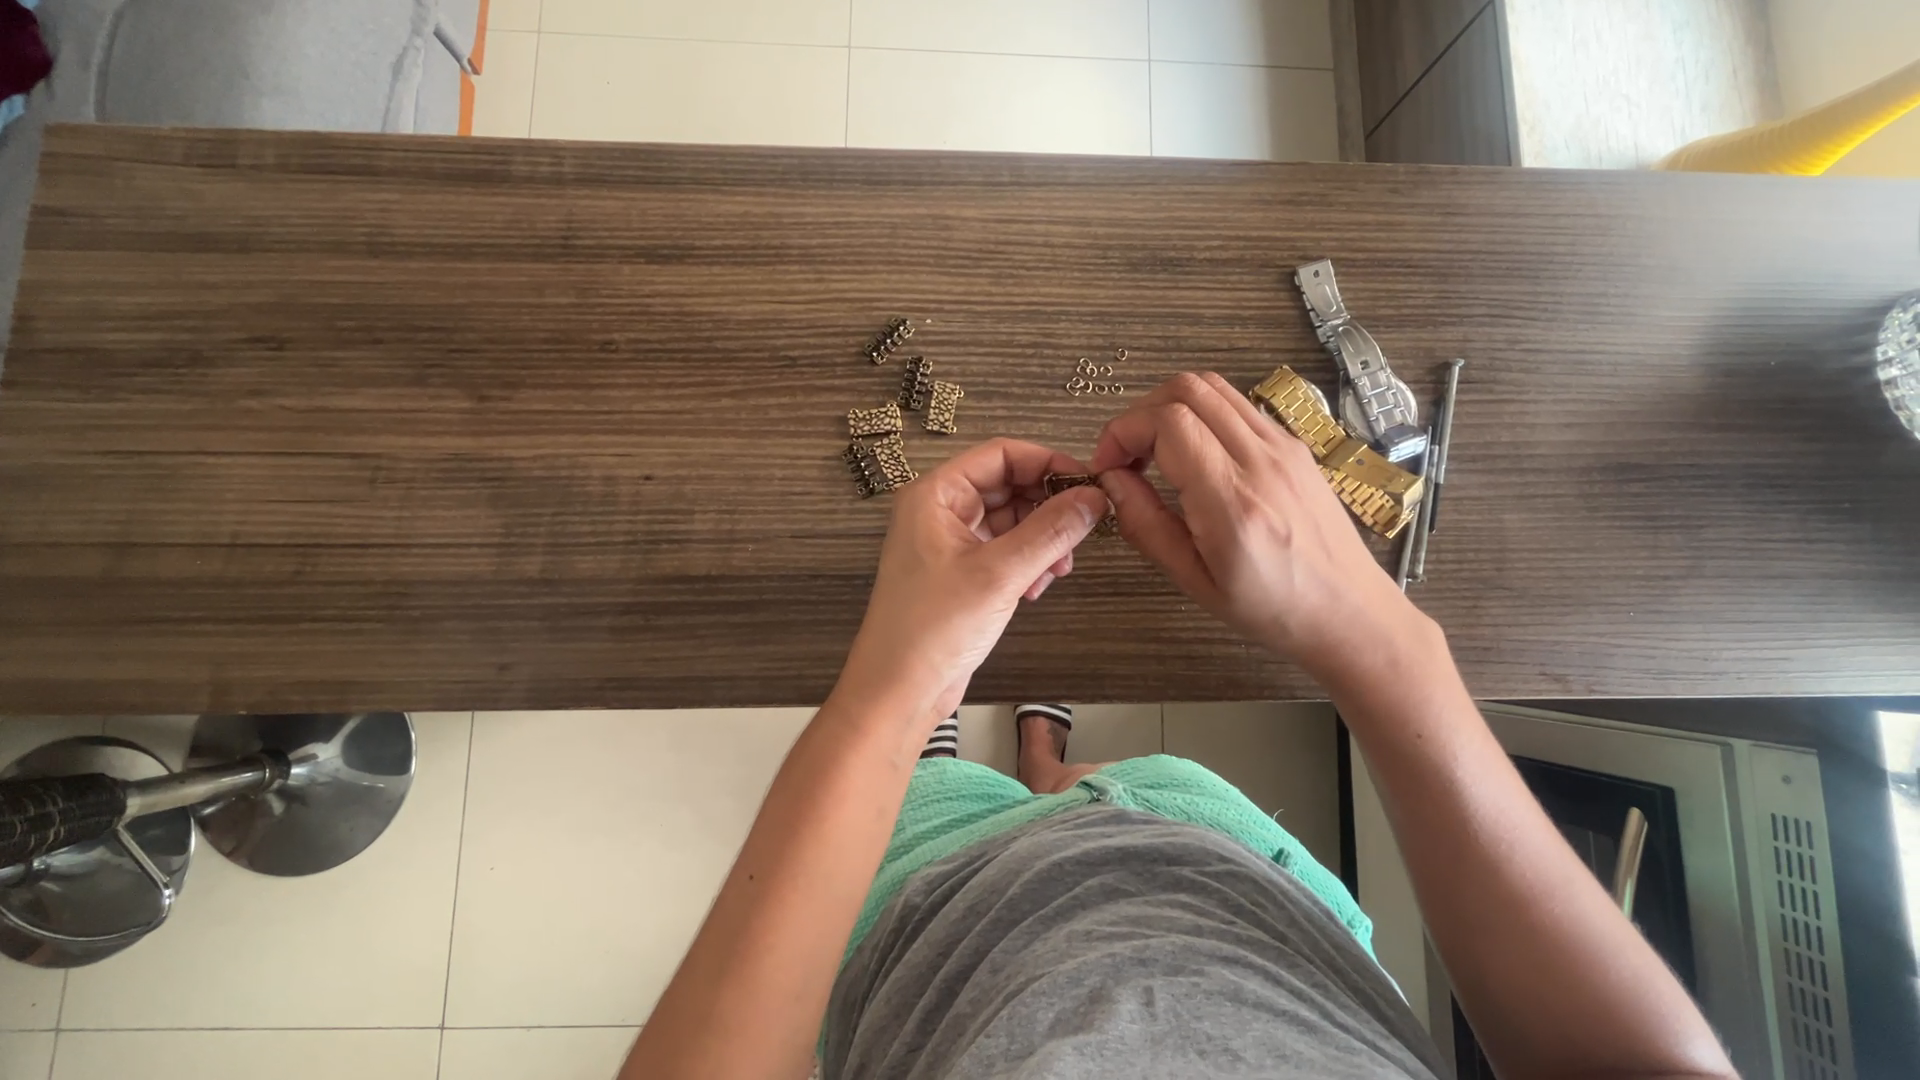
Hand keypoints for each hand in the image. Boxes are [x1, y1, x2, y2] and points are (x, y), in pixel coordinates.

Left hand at [837, 438, 1109, 724]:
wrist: (899, 691)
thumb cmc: (932, 628)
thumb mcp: (999, 574)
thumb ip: (1050, 531)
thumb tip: (1094, 497)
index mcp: (935, 495)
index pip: (1000, 455)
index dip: (1047, 463)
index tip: (1088, 484)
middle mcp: (941, 512)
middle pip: (1008, 487)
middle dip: (1048, 508)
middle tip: (1082, 532)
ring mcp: (950, 544)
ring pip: (1011, 522)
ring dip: (1042, 540)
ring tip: (1058, 570)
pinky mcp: (962, 575)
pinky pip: (1005, 552)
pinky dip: (1028, 564)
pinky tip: (1037, 588)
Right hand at [1088, 372, 1428, 682]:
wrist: (1348, 612)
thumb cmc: (1270, 609)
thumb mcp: (1193, 580)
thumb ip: (1145, 525)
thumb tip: (1111, 480)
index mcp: (1233, 501)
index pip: (1169, 422)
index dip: (1123, 432)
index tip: (1107, 466)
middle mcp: (1262, 461)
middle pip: (1188, 389)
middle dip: (1140, 413)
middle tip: (1125, 457)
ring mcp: (1284, 446)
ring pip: (1213, 387)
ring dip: (1169, 409)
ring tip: (1153, 454)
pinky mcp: (1294, 446)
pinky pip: (1237, 406)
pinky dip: (1199, 415)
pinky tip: (1191, 457)